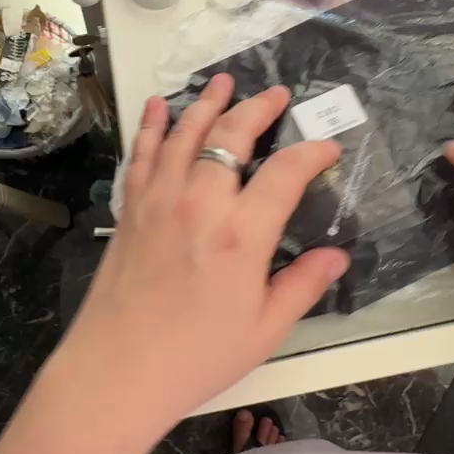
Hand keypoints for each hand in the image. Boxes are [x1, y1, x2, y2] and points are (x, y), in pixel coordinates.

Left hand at [43, 74, 348, 442]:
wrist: (116, 372)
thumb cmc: (196, 357)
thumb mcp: (264, 330)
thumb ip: (303, 285)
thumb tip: (337, 254)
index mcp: (241, 234)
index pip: (286, 172)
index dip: (313, 152)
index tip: (329, 147)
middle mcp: (200, 202)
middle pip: (232, 135)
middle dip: (259, 108)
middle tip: (278, 94)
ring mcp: (160, 199)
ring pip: (186, 133)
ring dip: (208, 103)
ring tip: (225, 81)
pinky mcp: (132, 207)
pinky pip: (144, 153)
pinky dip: (153, 125)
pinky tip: (159, 106)